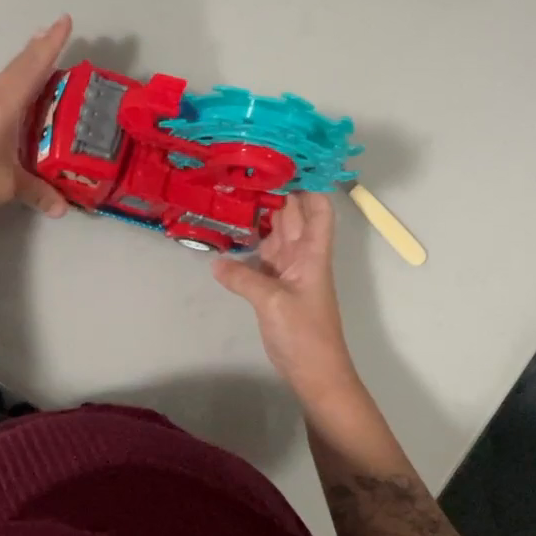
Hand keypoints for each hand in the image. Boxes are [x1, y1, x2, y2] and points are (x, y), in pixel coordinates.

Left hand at [0, 16, 73, 218]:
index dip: (51, 44)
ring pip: (7, 80)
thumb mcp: (7, 186)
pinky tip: (15, 99)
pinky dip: (12, 87)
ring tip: (39, 58)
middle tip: (56, 31)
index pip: (34, 67)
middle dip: (39, 49)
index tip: (65, 20)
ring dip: (24, 67)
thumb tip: (63, 208)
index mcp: (5, 105)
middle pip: (19, 67)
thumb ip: (37, 193)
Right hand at [212, 192, 356, 391]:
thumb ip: (243, 279)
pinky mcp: (277, 290)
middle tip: (247, 172)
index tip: (284, 163)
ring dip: (262, 218)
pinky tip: (231, 239)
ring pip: (278, 236)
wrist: (316, 373)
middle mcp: (303, 258)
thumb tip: (217, 263)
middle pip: (295, 217)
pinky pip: (264, 260)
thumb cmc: (305, 335)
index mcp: (312, 254)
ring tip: (235, 196)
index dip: (307, 184)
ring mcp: (290, 274)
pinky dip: (250, 247)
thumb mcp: (272, 303)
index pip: (318, 208)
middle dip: (277, 194)